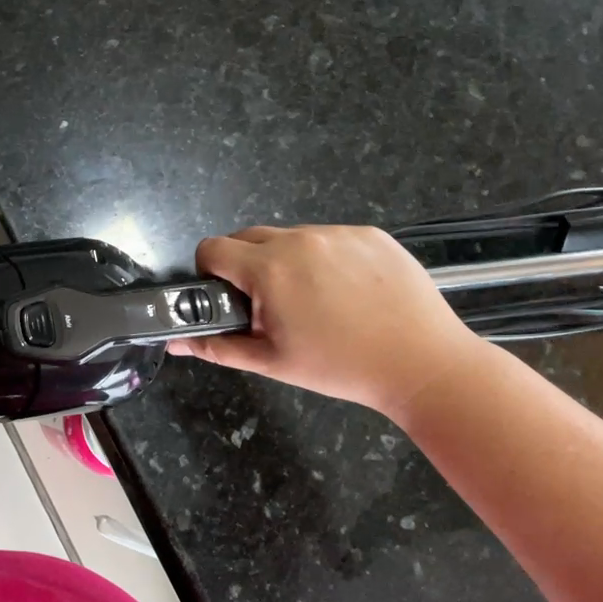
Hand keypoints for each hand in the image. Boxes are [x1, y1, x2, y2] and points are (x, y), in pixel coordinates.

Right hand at [166, 225, 497, 419]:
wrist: (427, 366)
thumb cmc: (341, 367)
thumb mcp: (272, 361)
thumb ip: (217, 346)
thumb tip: (175, 342)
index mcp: (268, 269)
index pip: (212, 248)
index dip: (210, 272)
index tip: (228, 297)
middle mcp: (299, 240)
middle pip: (247, 237)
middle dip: (246, 265)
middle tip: (270, 303)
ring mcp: (338, 234)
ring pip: (288, 237)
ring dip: (286, 260)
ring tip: (315, 299)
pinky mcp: (371, 235)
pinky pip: (329, 238)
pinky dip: (326, 258)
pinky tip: (347, 290)